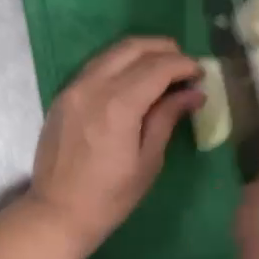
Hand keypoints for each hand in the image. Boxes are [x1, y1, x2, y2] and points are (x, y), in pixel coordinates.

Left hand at [26, 37, 203, 254]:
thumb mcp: (148, 160)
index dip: (183, 64)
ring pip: (109, 53)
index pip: (157, 67)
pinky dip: (117, 64)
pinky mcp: (62, 96)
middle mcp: (92, 86)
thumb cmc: (110, 196)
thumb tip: (193, 92)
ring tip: (163, 68)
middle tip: (184, 64)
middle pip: (131, 48)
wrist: (57, 210)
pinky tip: (132, 79)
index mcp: (117, 104)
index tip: (201, 73)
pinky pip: (93, 67)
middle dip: (163, 49)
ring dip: (139, 52)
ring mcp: (72, 88)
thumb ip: (167, 118)